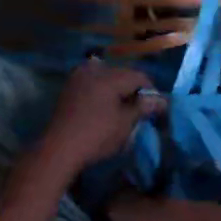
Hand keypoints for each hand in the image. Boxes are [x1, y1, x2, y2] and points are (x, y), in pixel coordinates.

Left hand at [34, 60, 165, 175]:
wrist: (59, 149)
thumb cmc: (96, 136)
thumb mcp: (125, 123)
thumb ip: (143, 107)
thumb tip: (162, 100)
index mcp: (108, 76)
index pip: (138, 76)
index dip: (151, 90)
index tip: (157, 107)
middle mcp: (92, 70)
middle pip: (121, 74)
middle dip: (133, 89)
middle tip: (141, 109)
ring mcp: (77, 78)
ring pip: (105, 77)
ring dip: (116, 90)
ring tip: (123, 110)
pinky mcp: (68, 89)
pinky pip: (92, 84)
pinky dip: (102, 92)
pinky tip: (104, 108)